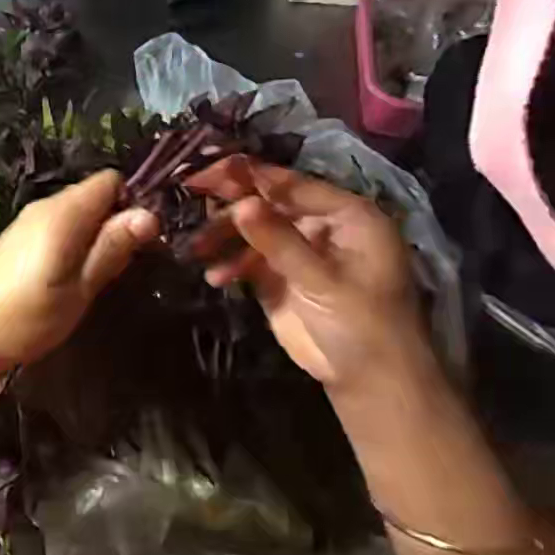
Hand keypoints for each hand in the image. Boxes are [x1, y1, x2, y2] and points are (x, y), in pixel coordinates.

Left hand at [0, 170, 158, 382]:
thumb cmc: (27, 317)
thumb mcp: (79, 288)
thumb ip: (112, 248)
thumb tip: (149, 214)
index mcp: (62, 212)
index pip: (110, 180)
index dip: (132, 203)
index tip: (144, 238)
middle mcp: (43, 206)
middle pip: (92, 195)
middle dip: (115, 220)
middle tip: (128, 262)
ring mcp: (25, 222)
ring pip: (75, 212)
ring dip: (94, 235)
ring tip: (100, 275)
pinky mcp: (15, 239)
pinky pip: (56, 226)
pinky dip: (72, 242)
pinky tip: (70, 276)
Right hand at [186, 158, 434, 391]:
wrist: (368, 382)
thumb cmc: (362, 324)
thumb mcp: (321, 280)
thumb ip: (279, 240)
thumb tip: (242, 203)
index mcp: (344, 215)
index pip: (288, 183)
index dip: (247, 175)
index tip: (204, 172)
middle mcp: (318, 224)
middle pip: (264, 201)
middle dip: (227, 204)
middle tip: (186, 197)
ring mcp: (296, 249)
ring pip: (249, 229)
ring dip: (220, 236)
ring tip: (194, 248)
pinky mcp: (277, 274)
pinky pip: (244, 257)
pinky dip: (227, 263)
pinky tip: (215, 277)